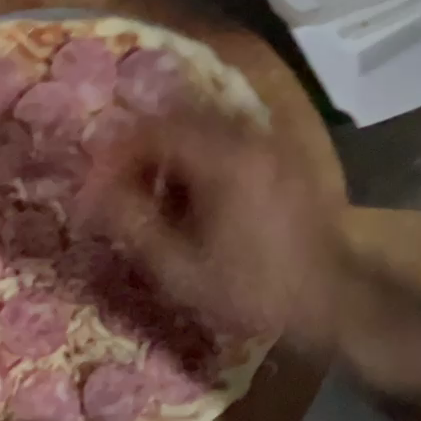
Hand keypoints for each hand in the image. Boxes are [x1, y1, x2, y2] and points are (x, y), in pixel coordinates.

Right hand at [85, 113, 354, 349]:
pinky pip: (228, 140)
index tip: (93, 184)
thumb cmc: (249, 291)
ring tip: (150, 193)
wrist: (328, 300)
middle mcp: (250, 138)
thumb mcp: (179, 270)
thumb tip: (92, 194)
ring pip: (204, 127)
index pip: (153, 131)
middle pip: (178, 120)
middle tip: (116, 186)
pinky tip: (189, 195)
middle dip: (139, 149)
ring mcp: (271, 144)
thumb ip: (132, 225)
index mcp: (223, 160)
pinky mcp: (282, 158)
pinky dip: (198, 157)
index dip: (115, 154)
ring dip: (168, 152)